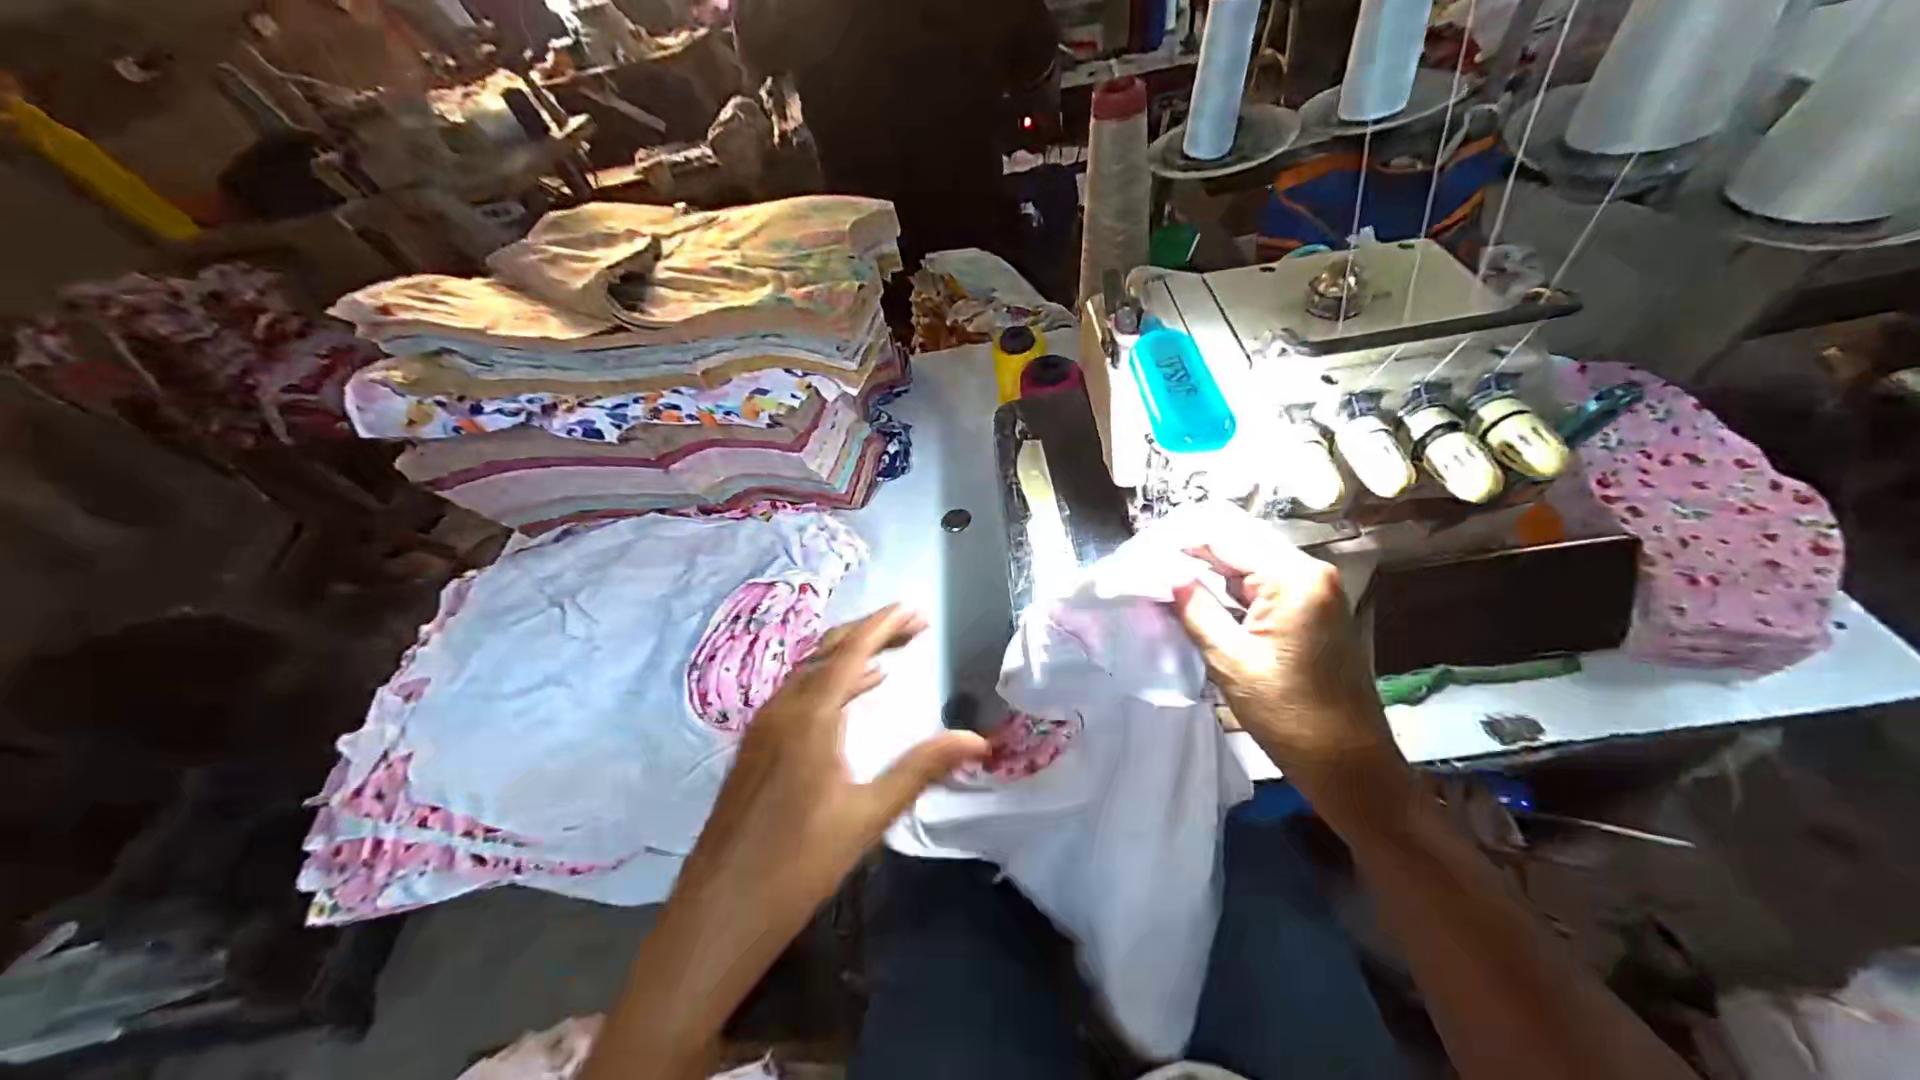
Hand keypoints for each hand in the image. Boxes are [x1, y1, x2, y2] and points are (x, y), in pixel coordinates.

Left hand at [582, 606, 988, 1079]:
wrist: (720, 912)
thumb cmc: (799, 864)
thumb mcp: (868, 814)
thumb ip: (921, 768)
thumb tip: (977, 740)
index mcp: (809, 716)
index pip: (850, 651)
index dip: (883, 624)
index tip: (914, 609)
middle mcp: (781, 709)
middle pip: (828, 652)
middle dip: (869, 632)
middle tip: (912, 626)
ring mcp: (763, 727)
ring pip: (808, 672)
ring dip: (847, 656)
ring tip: (889, 654)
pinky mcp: (755, 747)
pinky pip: (796, 695)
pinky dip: (828, 683)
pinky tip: (852, 695)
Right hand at [1171, 534, 1414, 828]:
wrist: (1348, 763)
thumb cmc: (1288, 714)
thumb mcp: (1230, 661)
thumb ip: (1196, 610)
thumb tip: (1169, 577)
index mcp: (1294, 579)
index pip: (1227, 540)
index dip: (1183, 543)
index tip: (1146, 552)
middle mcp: (1312, 573)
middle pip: (1243, 545)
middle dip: (1198, 552)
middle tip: (1154, 564)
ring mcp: (1318, 591)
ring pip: (1254, 564)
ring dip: (1214, 571)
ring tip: (1170, 578)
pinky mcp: (1316, 610)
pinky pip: (1267, 585)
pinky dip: (1235, 589)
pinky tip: (1204, 597)